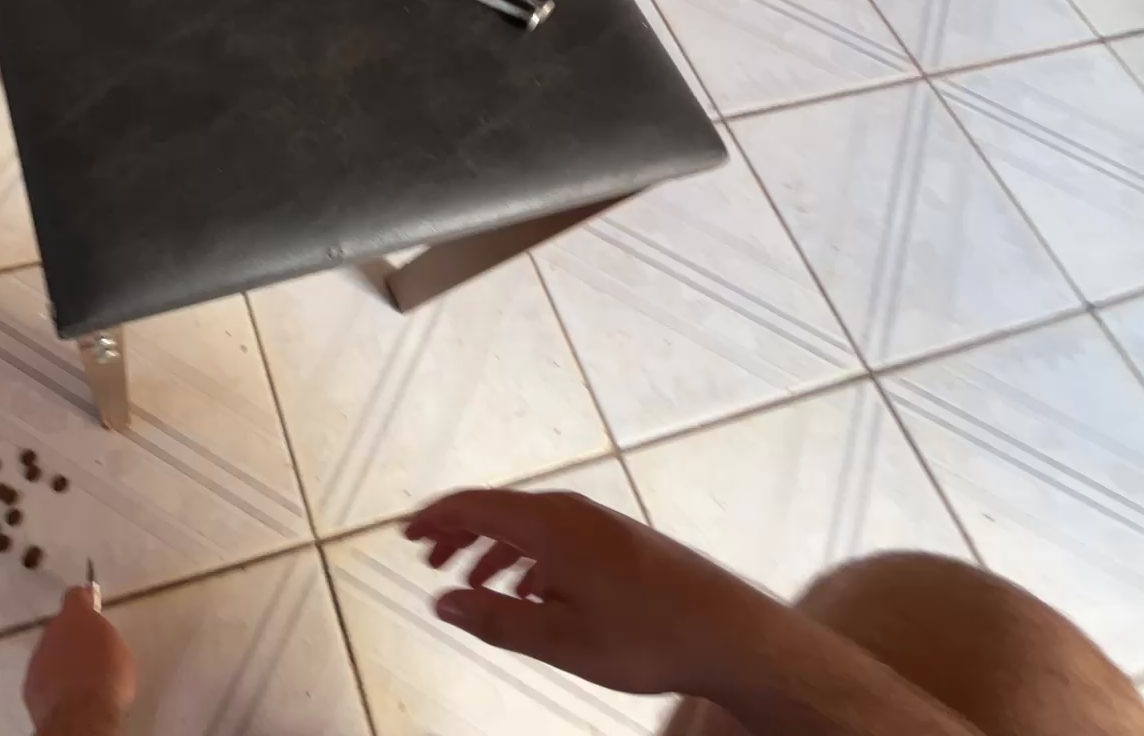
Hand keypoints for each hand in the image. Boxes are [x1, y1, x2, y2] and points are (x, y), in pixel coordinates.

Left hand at [24, 588, 136, 732]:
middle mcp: (52, 631)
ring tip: (78, 678)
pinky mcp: (29, 685)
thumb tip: (97, 639)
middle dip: (71, 635)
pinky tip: (65, 695)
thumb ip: (103, 637)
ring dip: (61, 659)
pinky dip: (52, 682)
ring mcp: (37, 658)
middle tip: (88, 652)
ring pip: (50, 652)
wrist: (82, 718)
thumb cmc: (108, 679)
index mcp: (77, 617)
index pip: (75, 596)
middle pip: (61, 626)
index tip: (91, 602)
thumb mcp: (118, 650)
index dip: (84, 600)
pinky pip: (43, 676)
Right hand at [404, 489, 787, 696]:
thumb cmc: (644, 637)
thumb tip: (439, 601)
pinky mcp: (615, 536)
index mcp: (545, 523)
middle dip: (457, 532)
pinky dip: (525, 556)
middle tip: (429, 561)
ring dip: (490, 547)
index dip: (433, 518)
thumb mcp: (560, 639)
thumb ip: (494, 618)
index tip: (405, 535)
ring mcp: (592, 520)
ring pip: (523, 523)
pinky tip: (529, 593)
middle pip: (494, 509)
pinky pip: (552, 534)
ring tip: (473, 581)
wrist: (738, 637)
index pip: (471, 505)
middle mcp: (564, 509)